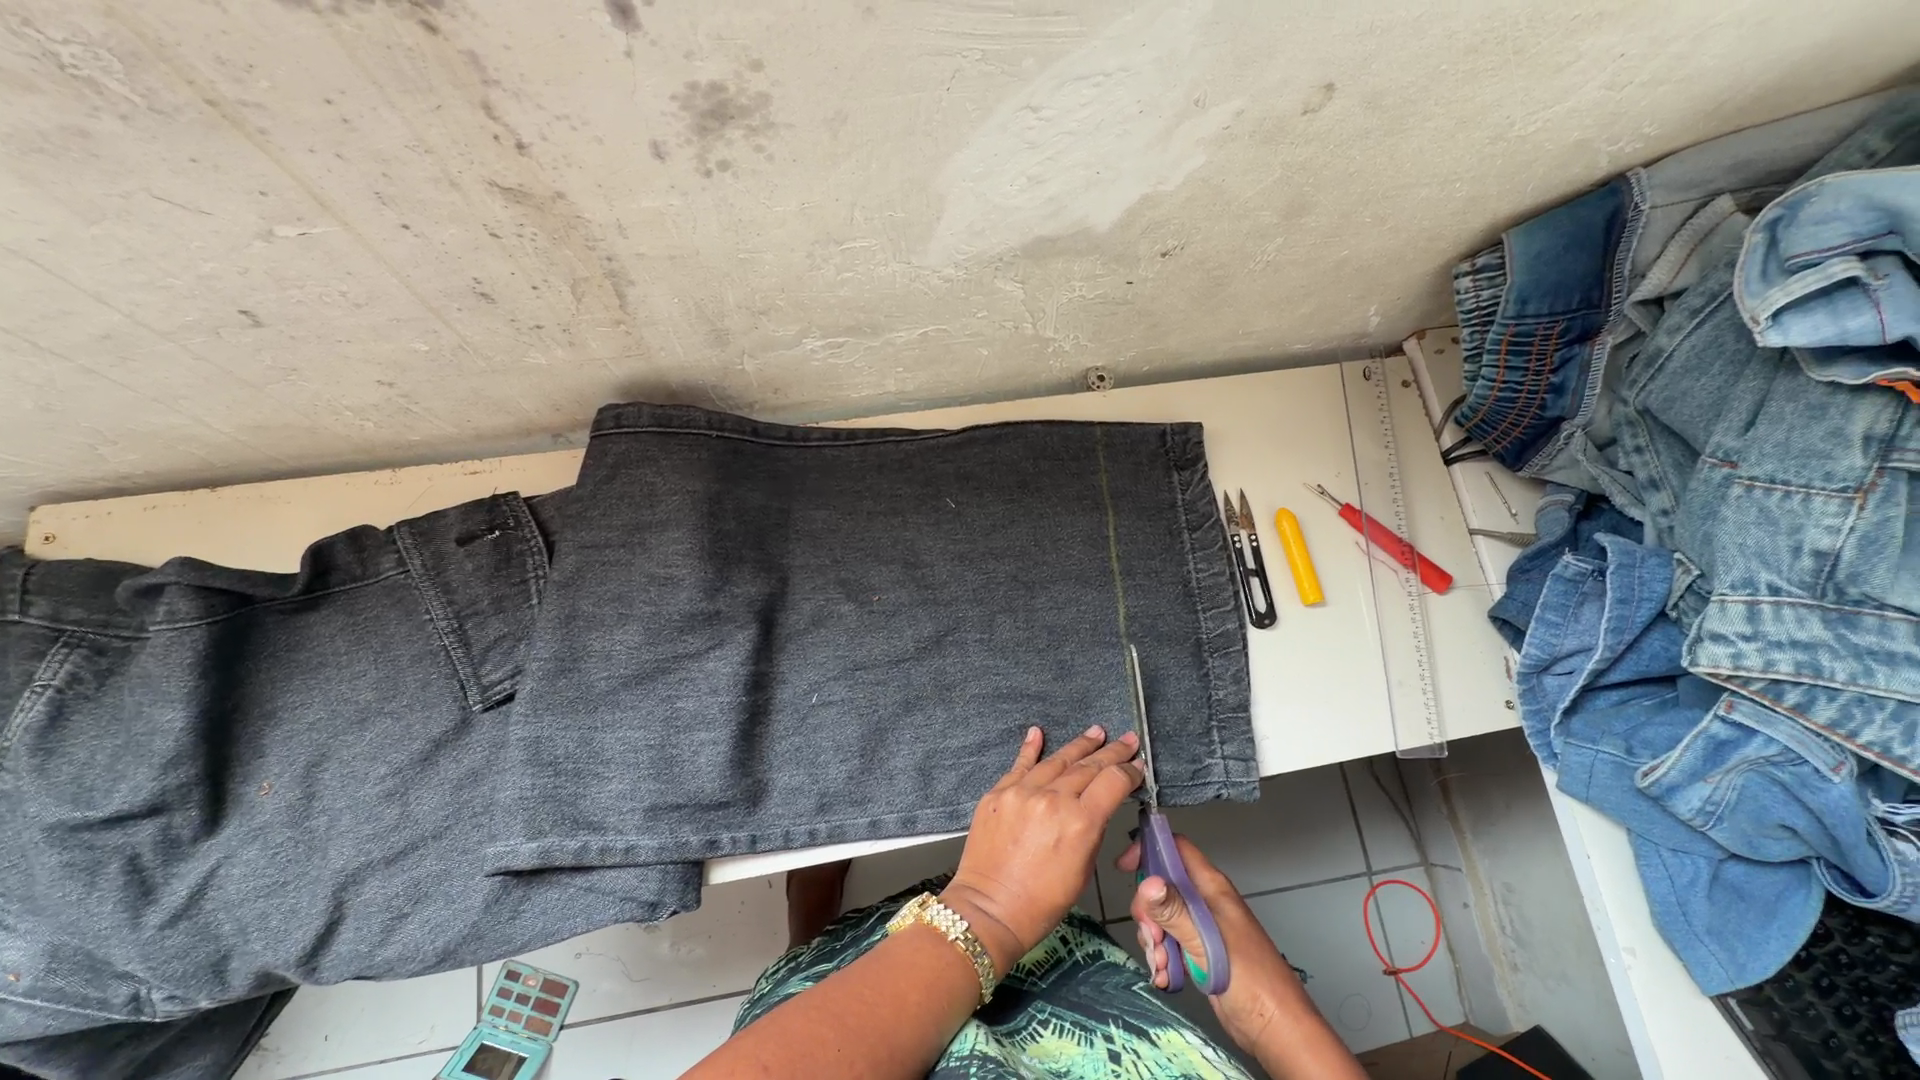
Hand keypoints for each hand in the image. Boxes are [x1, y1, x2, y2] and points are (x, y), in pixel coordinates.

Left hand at [940, 725, 1142, 976]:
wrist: (989, 910)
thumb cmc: (1041, 903)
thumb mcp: (1083, 870)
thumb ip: (1092, 831)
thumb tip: (1096, 807)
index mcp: (1080, 822)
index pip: (1113, 782)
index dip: (1129, 771)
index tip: (1138, 766)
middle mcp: (1053, 799)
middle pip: (1088, 766)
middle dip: (1111, 752)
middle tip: (1127, 739)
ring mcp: (1022, 793)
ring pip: (1057, 760)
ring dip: (1079, 745)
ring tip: (1096, 732)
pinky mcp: (998, 793)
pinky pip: (1019, 764)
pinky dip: (1030, 747)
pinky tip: (1038, 731)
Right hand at [1122, 835, 1302, 1051]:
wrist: (1275, 1029)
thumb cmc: (1250, 981)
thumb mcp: (1206, 943)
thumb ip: (1174, 912)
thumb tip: (1148, 882)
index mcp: (1211, 888)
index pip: (1175, 848)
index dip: (1148, 849)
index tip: (1125, 868)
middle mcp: (1205, 902)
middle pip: (1160, 886)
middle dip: (1146, 912)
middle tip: (1152, 938)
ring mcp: (1201, 928)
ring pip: (1160, 918)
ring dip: (1153, 941)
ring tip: (1163, 965)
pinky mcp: (1198, 952)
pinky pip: (1168, 944)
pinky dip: (1161, 958)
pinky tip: (1166, 977)